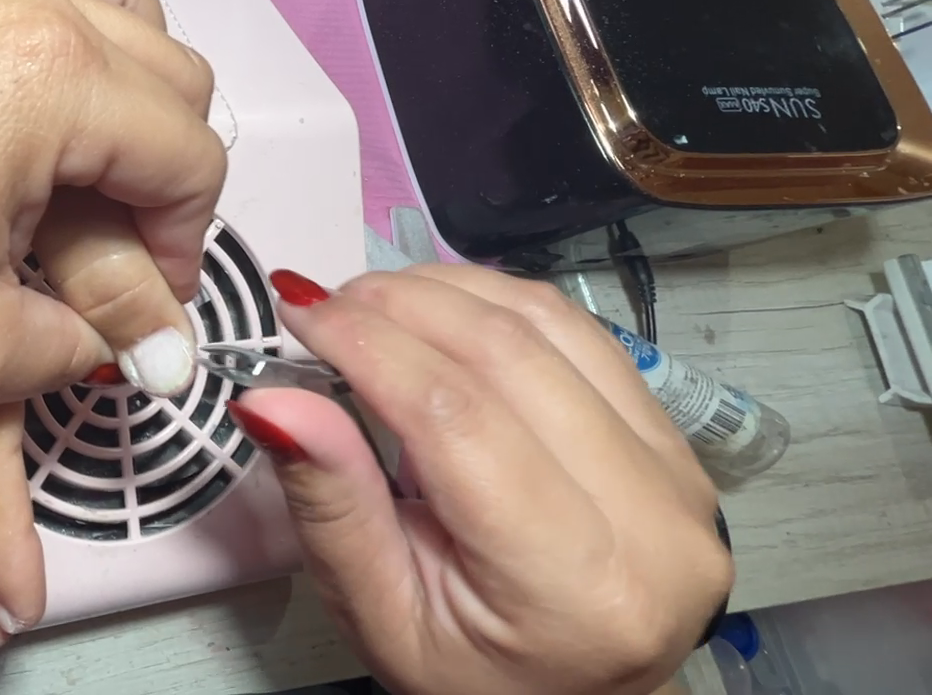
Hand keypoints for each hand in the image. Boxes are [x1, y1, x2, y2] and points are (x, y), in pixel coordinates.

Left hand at [0, 0, 221, 413]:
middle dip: (164, 161)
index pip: (189, 151)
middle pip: (169, 66)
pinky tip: (29, 33)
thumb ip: (84, 340)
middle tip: (117, 236)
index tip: (146, 300)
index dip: (186, 239)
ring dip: (127, 63)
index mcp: (49, 79)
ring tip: (83, 137)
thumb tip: (141, 342)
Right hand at [232, 266, 732, 694]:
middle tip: (316, 303)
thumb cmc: (464, 667)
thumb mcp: (372, 608)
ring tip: (363, 305)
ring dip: (435, 288)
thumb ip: (327, 500)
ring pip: (541, 319)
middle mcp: (653, 517)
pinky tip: (428, 311)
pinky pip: (570, 324)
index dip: (363, 343)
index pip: (453, 416)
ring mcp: (676, 467)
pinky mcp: (668, 434)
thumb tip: (267, 399)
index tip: (293, 308)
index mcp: (576, 583)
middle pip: (502, 352)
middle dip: (390, 303)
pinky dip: (484, 295)